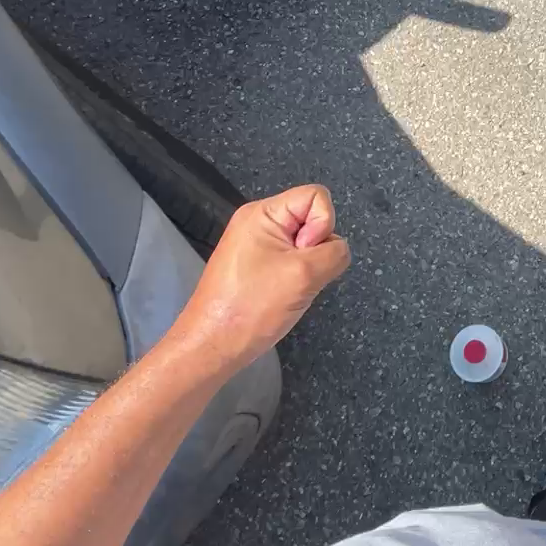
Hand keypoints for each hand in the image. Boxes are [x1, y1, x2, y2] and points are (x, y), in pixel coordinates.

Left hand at [163, 184, 350, 376]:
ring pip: (307, 243)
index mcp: (263, 213)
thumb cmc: (252, 308)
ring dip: (308, 266)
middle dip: (316, 249)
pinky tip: (284, 296)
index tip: (304, 255)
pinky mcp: (257, 266)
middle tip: (297, 276)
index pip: (316, 196)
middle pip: (313, 218)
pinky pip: (294, 260)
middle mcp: (259, 222)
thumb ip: (335, 253)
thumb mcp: (305, 274)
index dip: (323, 224)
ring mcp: (257, 245)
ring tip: (290, 290)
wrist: (209, 349)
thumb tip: (336, 251)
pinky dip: (298, 277)